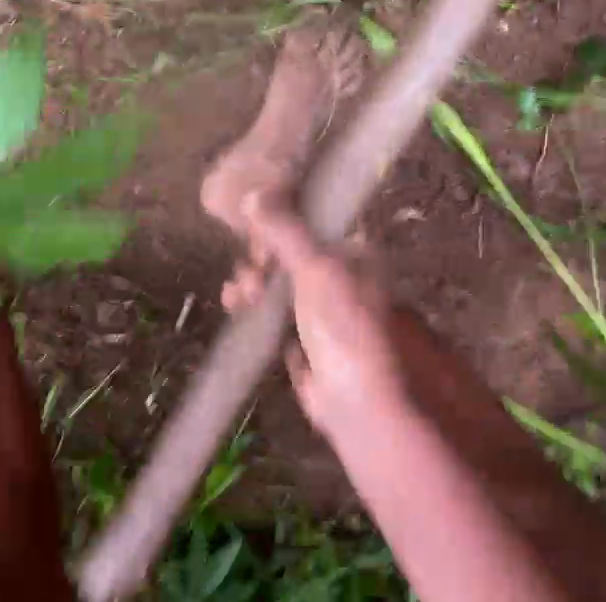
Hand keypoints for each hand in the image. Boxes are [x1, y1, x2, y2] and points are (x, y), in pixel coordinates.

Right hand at [231, 193, 407, 433]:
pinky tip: (243, 320)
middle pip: (295, 261)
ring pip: (286, 295)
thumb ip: (285, 231)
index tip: (252, 235)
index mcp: (358, 258)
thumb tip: (254, 194)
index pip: (313, 227)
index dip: (279, 226)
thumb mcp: (317, 267)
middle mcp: (350, 286)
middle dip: (262, 263)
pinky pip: (283, 331)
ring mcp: (335, 325)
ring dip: (256, 290)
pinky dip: (262, 324)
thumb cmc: (349, 328)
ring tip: (236, 298)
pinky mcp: (319, 359)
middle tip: (246, 274)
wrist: (370, 410)